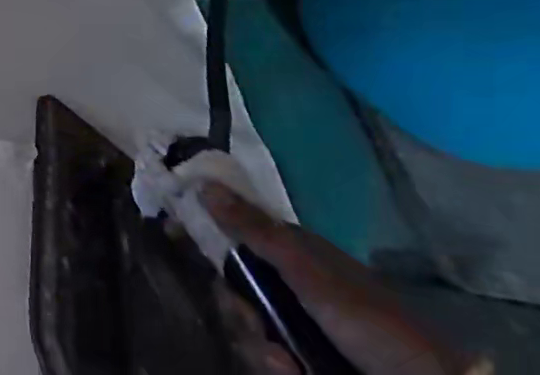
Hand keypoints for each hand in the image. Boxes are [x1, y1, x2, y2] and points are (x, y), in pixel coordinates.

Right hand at [202, 184, 478, 374]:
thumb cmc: (366, 318)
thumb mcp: (307, 269)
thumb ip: (254, 229)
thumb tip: (202, 183)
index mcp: (289, 251)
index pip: (233, 230)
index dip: (203, 230)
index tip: (173, 232)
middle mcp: (286, 284)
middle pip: (230, 285)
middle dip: (235, 307)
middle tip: (253, 320)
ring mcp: (294, 325)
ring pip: (243, 326)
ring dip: (256, 345)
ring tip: (285, 362)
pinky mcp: (300, 360)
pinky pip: (263, 358)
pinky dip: (273, 366)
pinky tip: (293, 372)